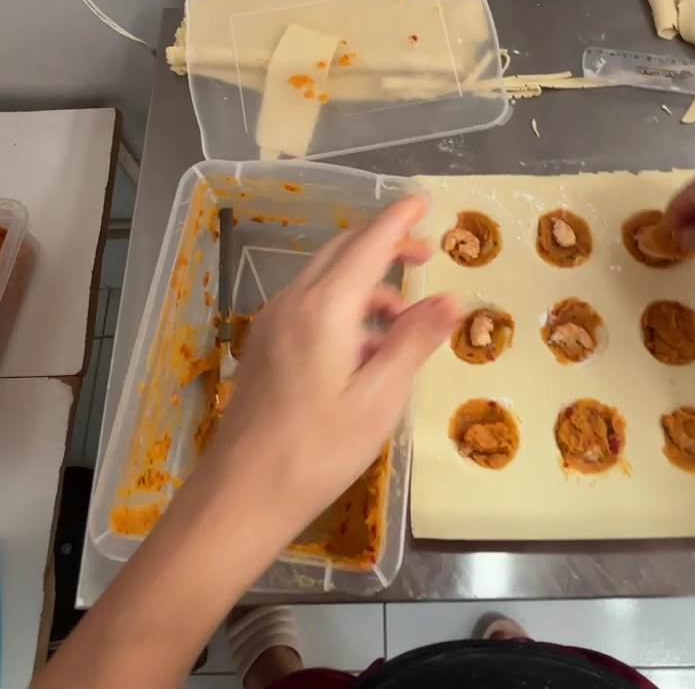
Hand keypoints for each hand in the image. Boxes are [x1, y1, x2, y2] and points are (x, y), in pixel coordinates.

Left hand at [202, 195, 460, 526]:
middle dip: (385, 244)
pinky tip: (363, 349)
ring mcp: (274, 321)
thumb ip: (414, 340)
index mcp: (325, 308)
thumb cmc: (318, 450)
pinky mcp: (266, 342)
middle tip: (425, 255)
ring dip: (367, 283)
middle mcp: (294, 301)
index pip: (368, 244)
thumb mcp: (379, 398)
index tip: (424, 200)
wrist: (241, 494)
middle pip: (343, 251)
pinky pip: (311, 303)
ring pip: (326, 277)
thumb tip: (452, 298)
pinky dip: (344, 306)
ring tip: (402, 325)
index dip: (399, 219)